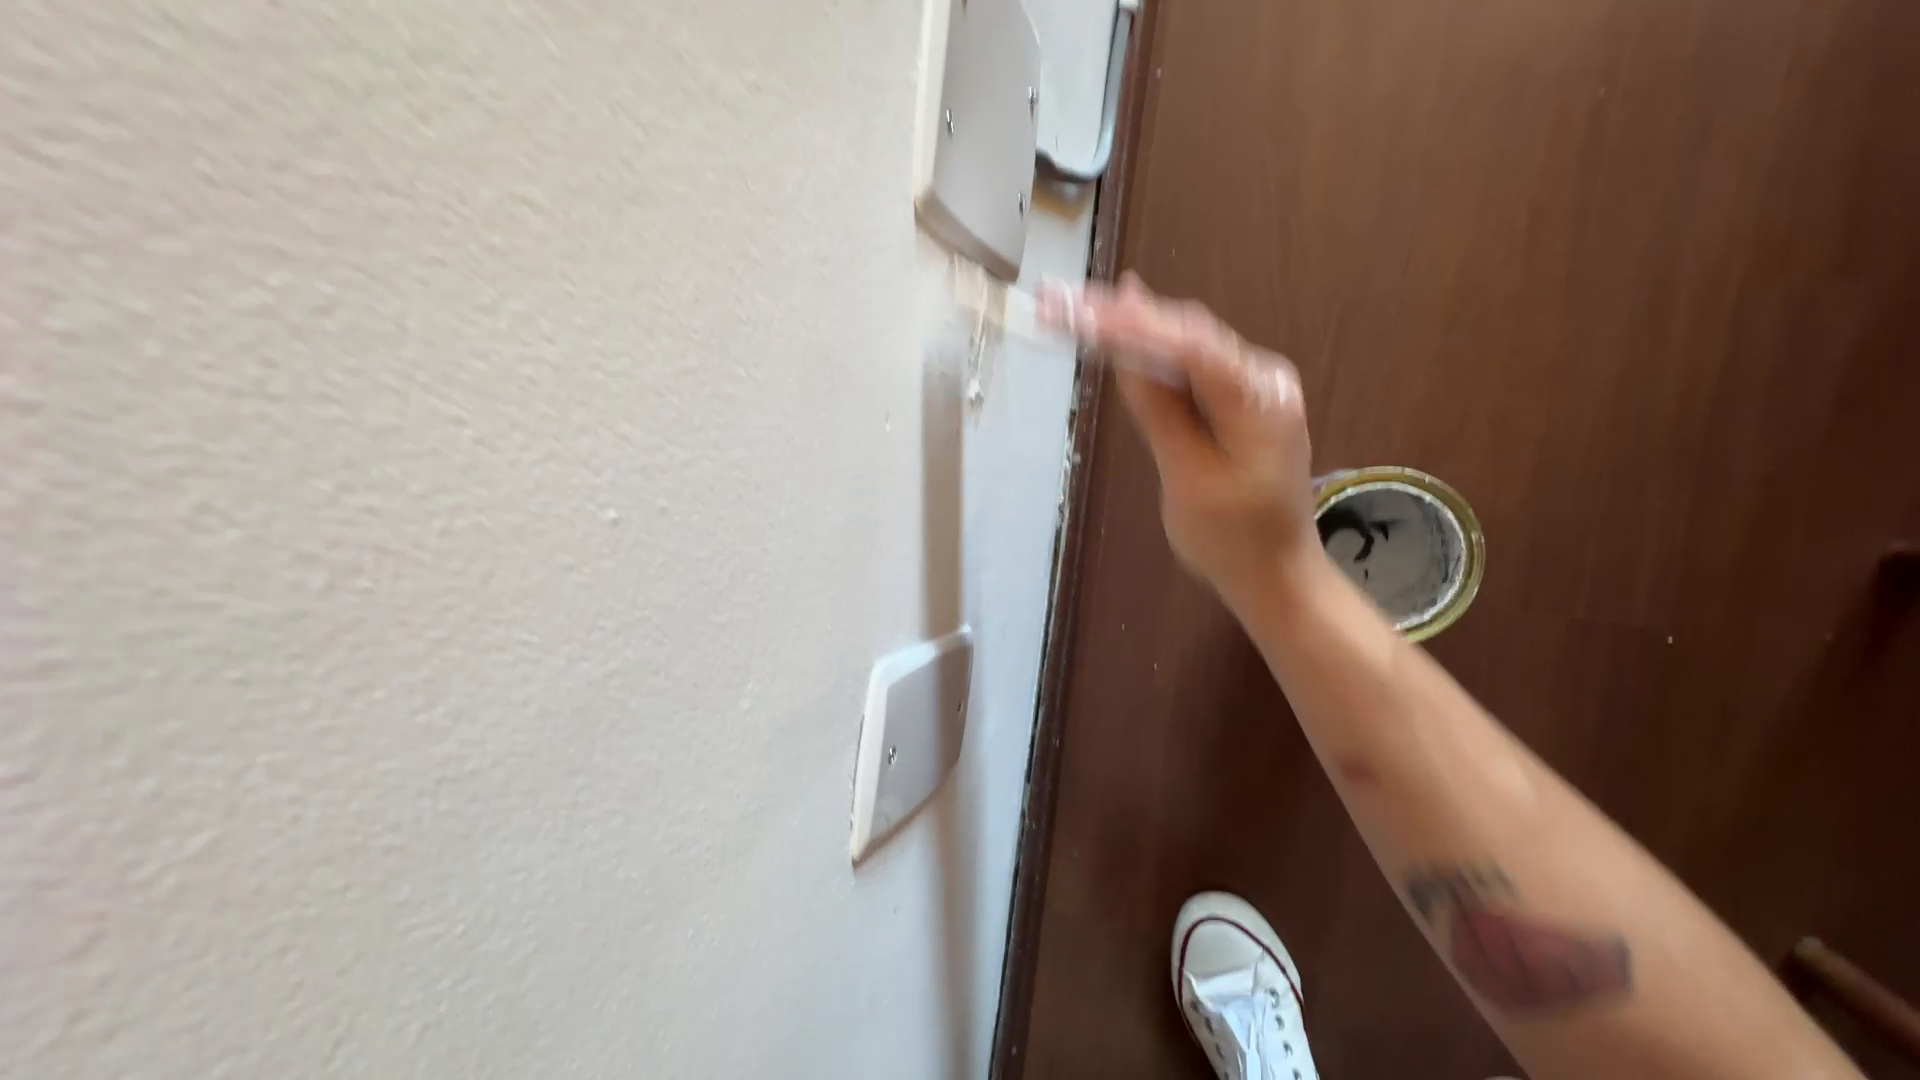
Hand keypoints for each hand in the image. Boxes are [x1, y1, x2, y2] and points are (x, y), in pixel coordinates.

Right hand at [1045, 274, 1321, 608]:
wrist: (1277, 575)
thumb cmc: (1233, 539)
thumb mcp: (1189, 480)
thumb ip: (1162, 414)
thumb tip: (1128, 357)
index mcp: (1258, 398)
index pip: (1186, 345)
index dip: (1130, 323)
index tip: (1080, 309)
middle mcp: (1263, 378)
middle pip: (1186, 334)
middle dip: (1124, 316)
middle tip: (1064, 302)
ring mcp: (1255, 388)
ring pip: (1187, 345)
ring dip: (1135, 328)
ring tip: (1081, 306)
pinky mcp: (1241, 403)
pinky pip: (1193, 367)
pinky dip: (1154, 353)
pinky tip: (1124, 328)